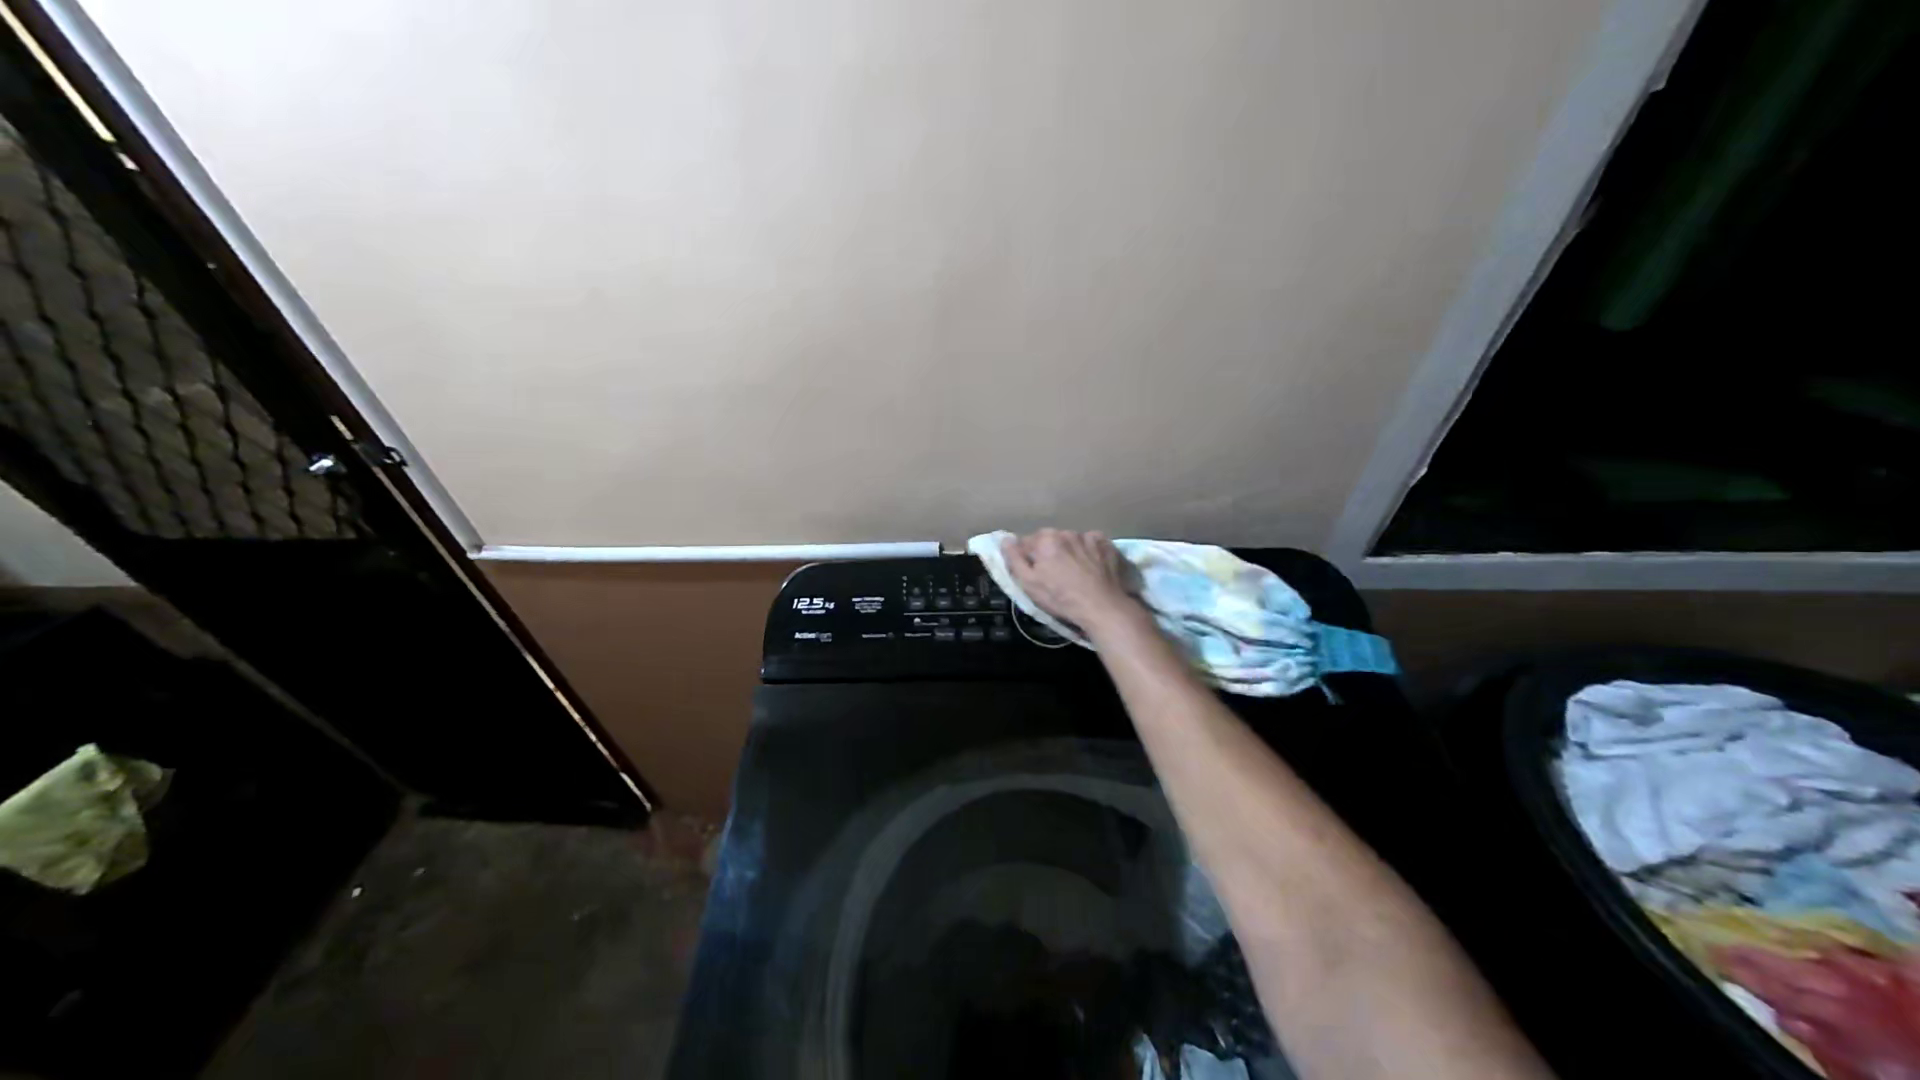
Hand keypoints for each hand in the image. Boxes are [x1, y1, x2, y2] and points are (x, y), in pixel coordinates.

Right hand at [1000, 528, 1141, 635]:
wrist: (1102, 606)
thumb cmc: (1060, 597)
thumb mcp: (1029, 583)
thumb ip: (1014, 558)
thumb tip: (1005, 540)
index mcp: (1045, 539)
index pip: (1027, 542)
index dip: (1027, 558)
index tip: (1033, 572)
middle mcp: (1066, 532)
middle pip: (1051, 540)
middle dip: (1049, 552)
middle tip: (1054, 574)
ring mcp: (1089, 537)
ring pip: (1072, 541)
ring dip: (1070, 551)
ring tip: (1075, 572)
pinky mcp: (1107, 544)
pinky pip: (1092, 544)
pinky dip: (1090, 552)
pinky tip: (1091, 567)